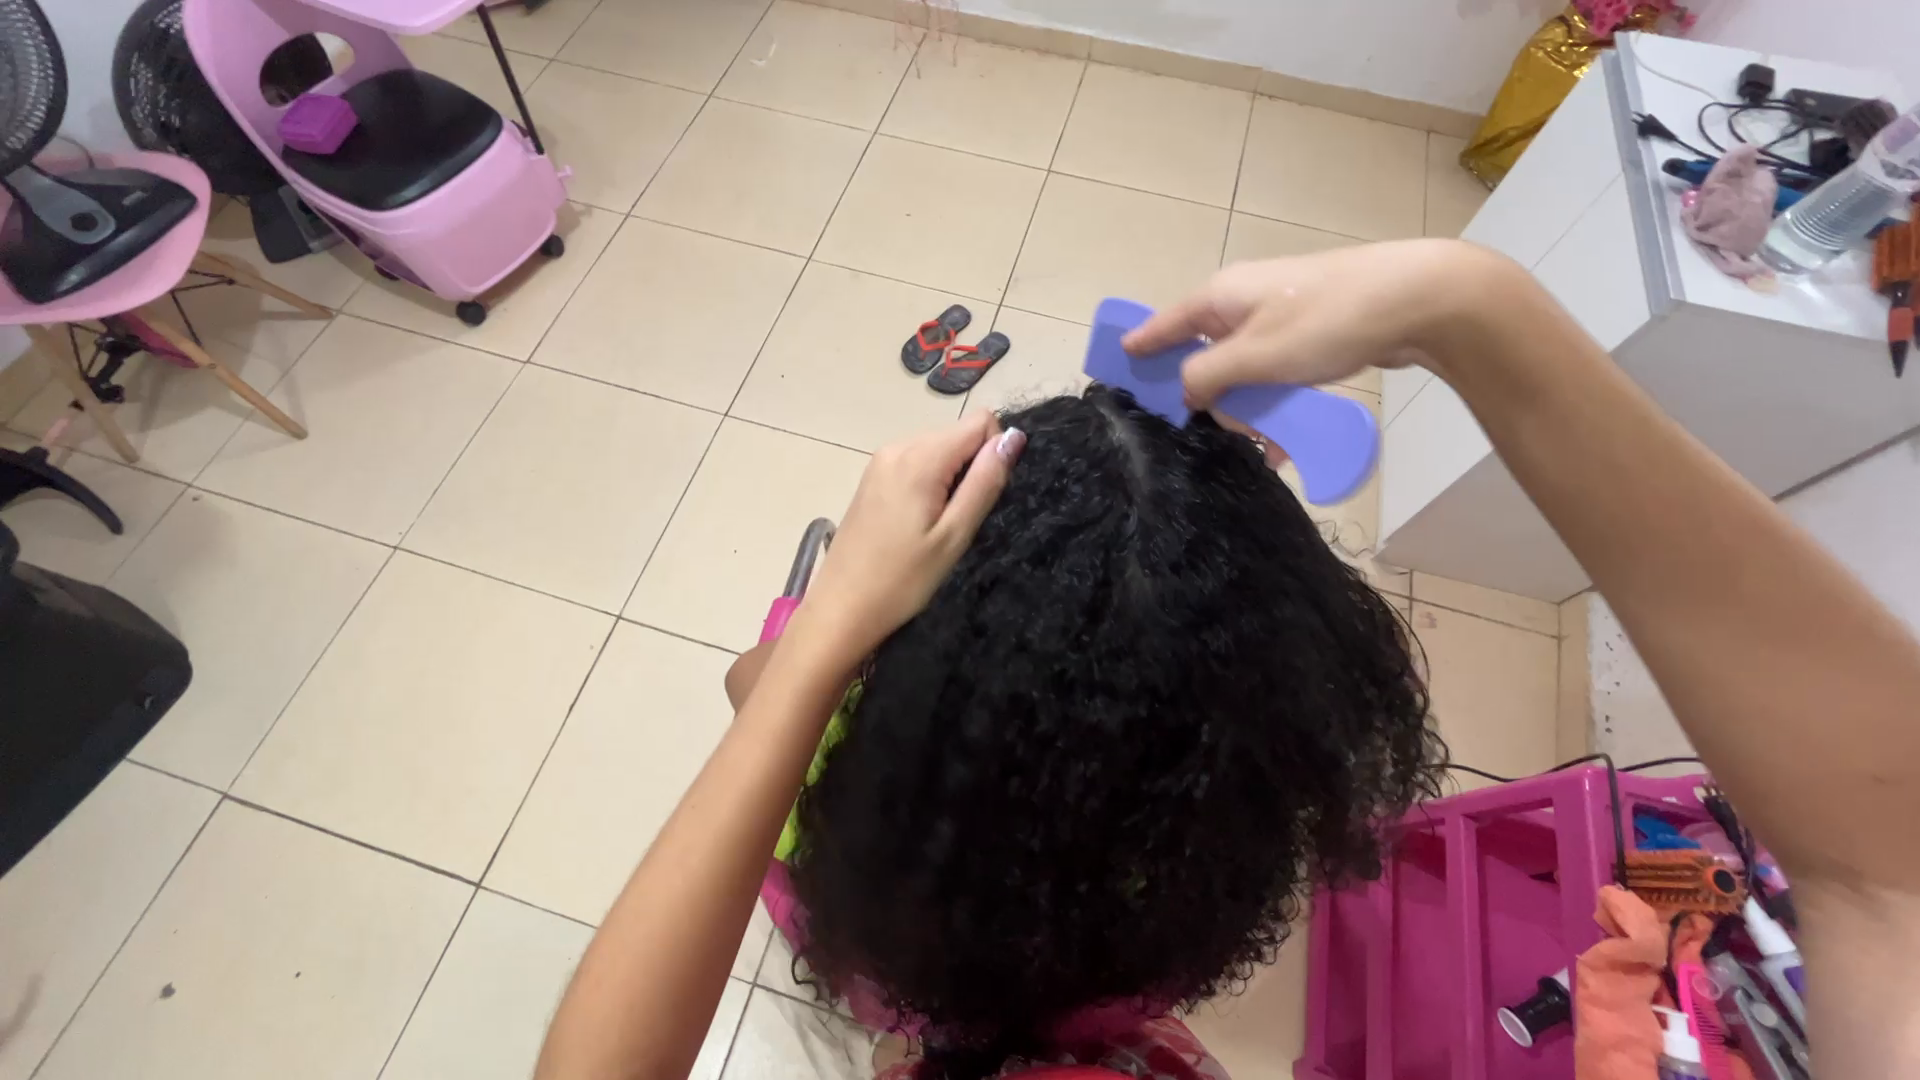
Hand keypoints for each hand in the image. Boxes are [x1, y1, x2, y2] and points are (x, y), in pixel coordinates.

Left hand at [792, 413, 1025, 668]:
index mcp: (919, 457)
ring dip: (950, 480)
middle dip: (971, 469)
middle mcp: (897, 446)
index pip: (980, 421)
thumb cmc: (903, 579)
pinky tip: (919, 524)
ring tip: (937, 527)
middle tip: (958, 521)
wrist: (842, 608)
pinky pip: (917, 463)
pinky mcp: (872, 478)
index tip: (981, 499)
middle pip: (958, 435)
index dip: (994, 455)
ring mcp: (880, 461)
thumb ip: (985, 481)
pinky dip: (930, 485)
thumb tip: (1014, 437)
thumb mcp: (955, 535)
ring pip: (939, 450)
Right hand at [1122, 239, 1498, 406]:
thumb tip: (1185, 391)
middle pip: (1204, 354)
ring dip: (1246, 408)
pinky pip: (1274, 375)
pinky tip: (1286, 441)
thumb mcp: (1254, 355)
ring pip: (1242, 371)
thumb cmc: (1324, 322)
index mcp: (1220, 297)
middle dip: (1208, 397)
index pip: (1164, 324)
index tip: (1117, 366)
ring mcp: (1278, 318)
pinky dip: (1275, 404)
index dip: (1140, 347)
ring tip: (1261, 442)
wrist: (1417, 299)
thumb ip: (1207, 375)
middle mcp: (1243, 303)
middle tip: (1218, 431)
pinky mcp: (1307, 335)